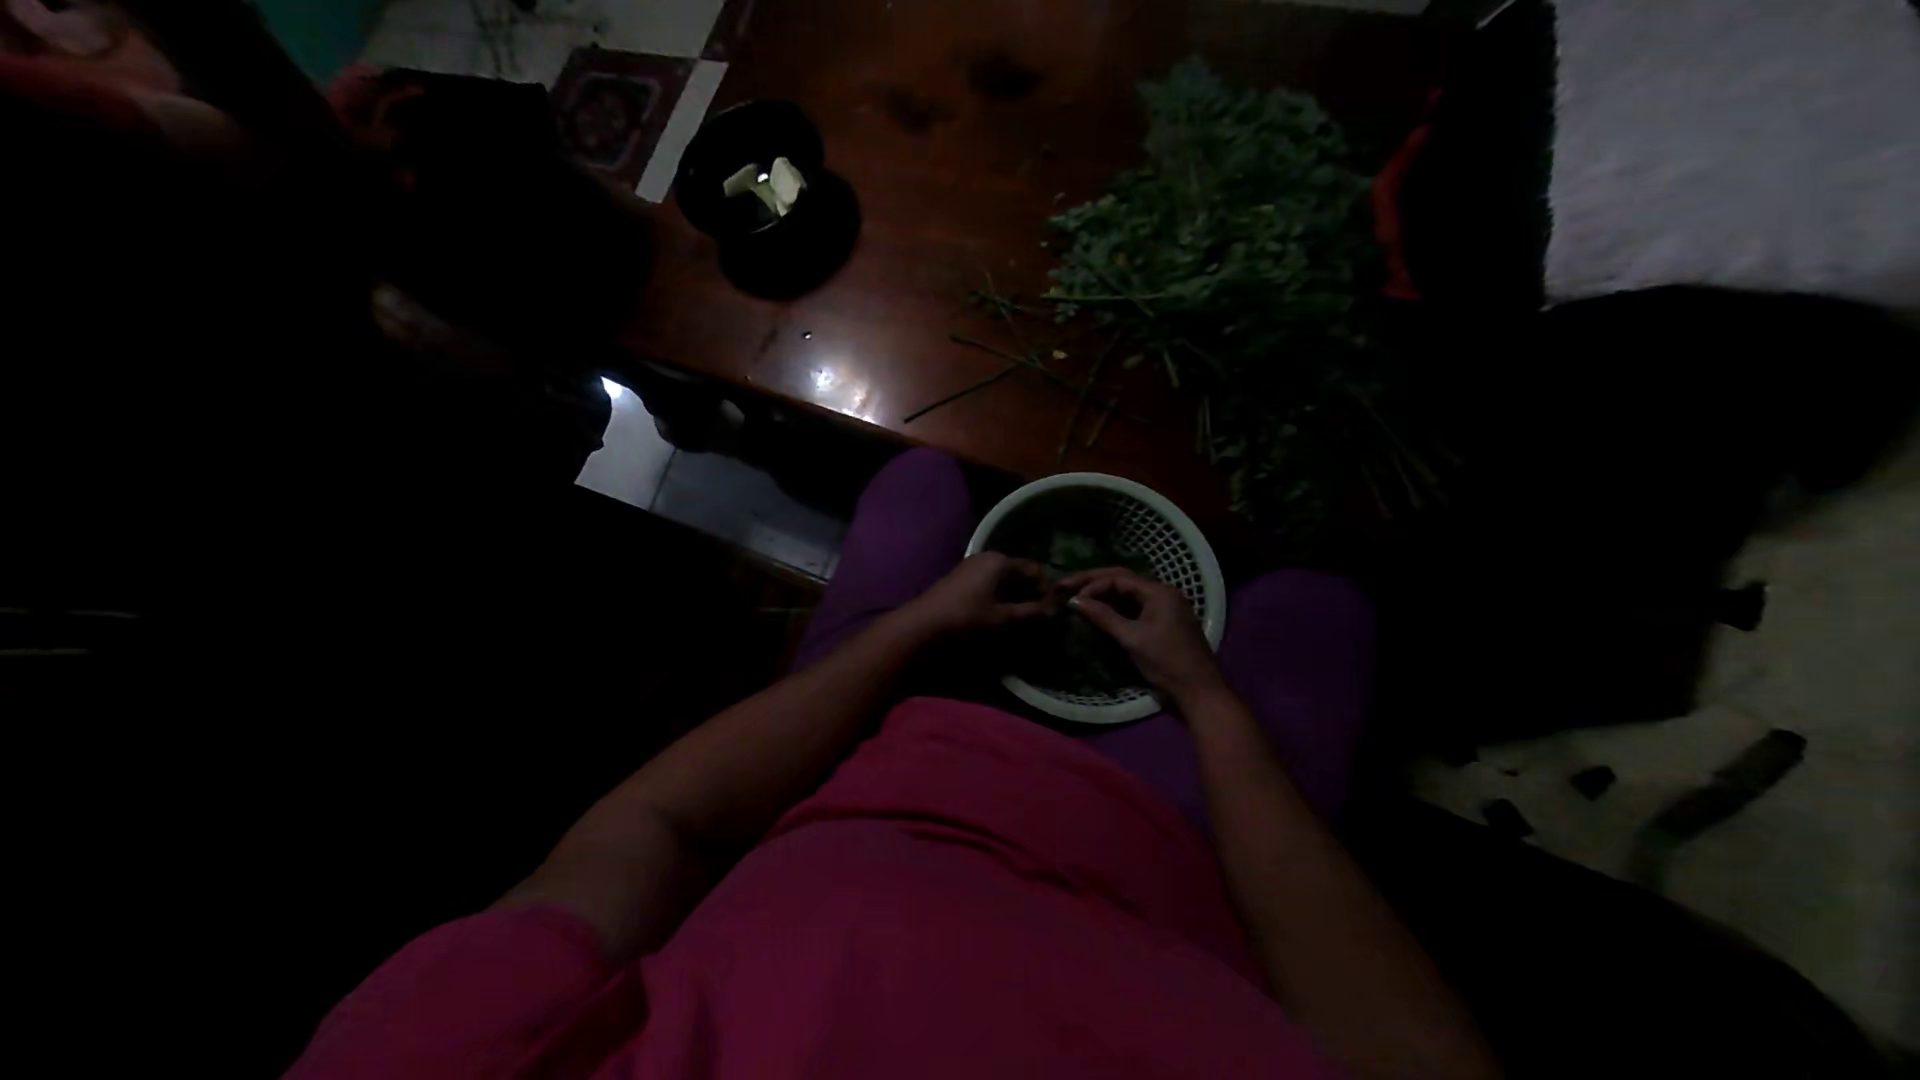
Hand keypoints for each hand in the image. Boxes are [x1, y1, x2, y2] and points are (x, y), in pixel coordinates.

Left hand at [904, 552, 1054, 635]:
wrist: (924, 623)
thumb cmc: (967, 618)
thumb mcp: (1004, 618)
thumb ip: (1032, 613)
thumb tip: (1055, 610)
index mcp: (1001, 562)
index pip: (1036, 571)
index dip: (1046, 591)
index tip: (1048, 612)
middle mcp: (989, 556)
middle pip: (1020, 572)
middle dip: (1030, 593)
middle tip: (1033, 617)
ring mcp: (973, 564)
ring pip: (1004, 577)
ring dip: (1014, 595)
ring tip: (1016, 618)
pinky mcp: (962, 575)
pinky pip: (990, 580)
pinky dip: (999, 594)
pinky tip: (995, 613)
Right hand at [1061, 567, 1225, 703]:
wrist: (1198, 693)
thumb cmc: (1167, 663)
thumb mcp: (1132, 638)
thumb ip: (1103, 617)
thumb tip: (1075, 601)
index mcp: (1159, 592)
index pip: (1119, 578)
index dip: (1092, 585)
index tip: (1072, 599)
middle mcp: (1162, 594)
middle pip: (1122, 581)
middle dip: (1093, 583)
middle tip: (1065, 584)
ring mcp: (1162, 609)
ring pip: (1127, 595)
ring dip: (1102, 595)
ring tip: (1077, 597)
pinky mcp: (1160, 624)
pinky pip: (1133, 609)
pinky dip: (1114, 609)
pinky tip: (1097, 613)